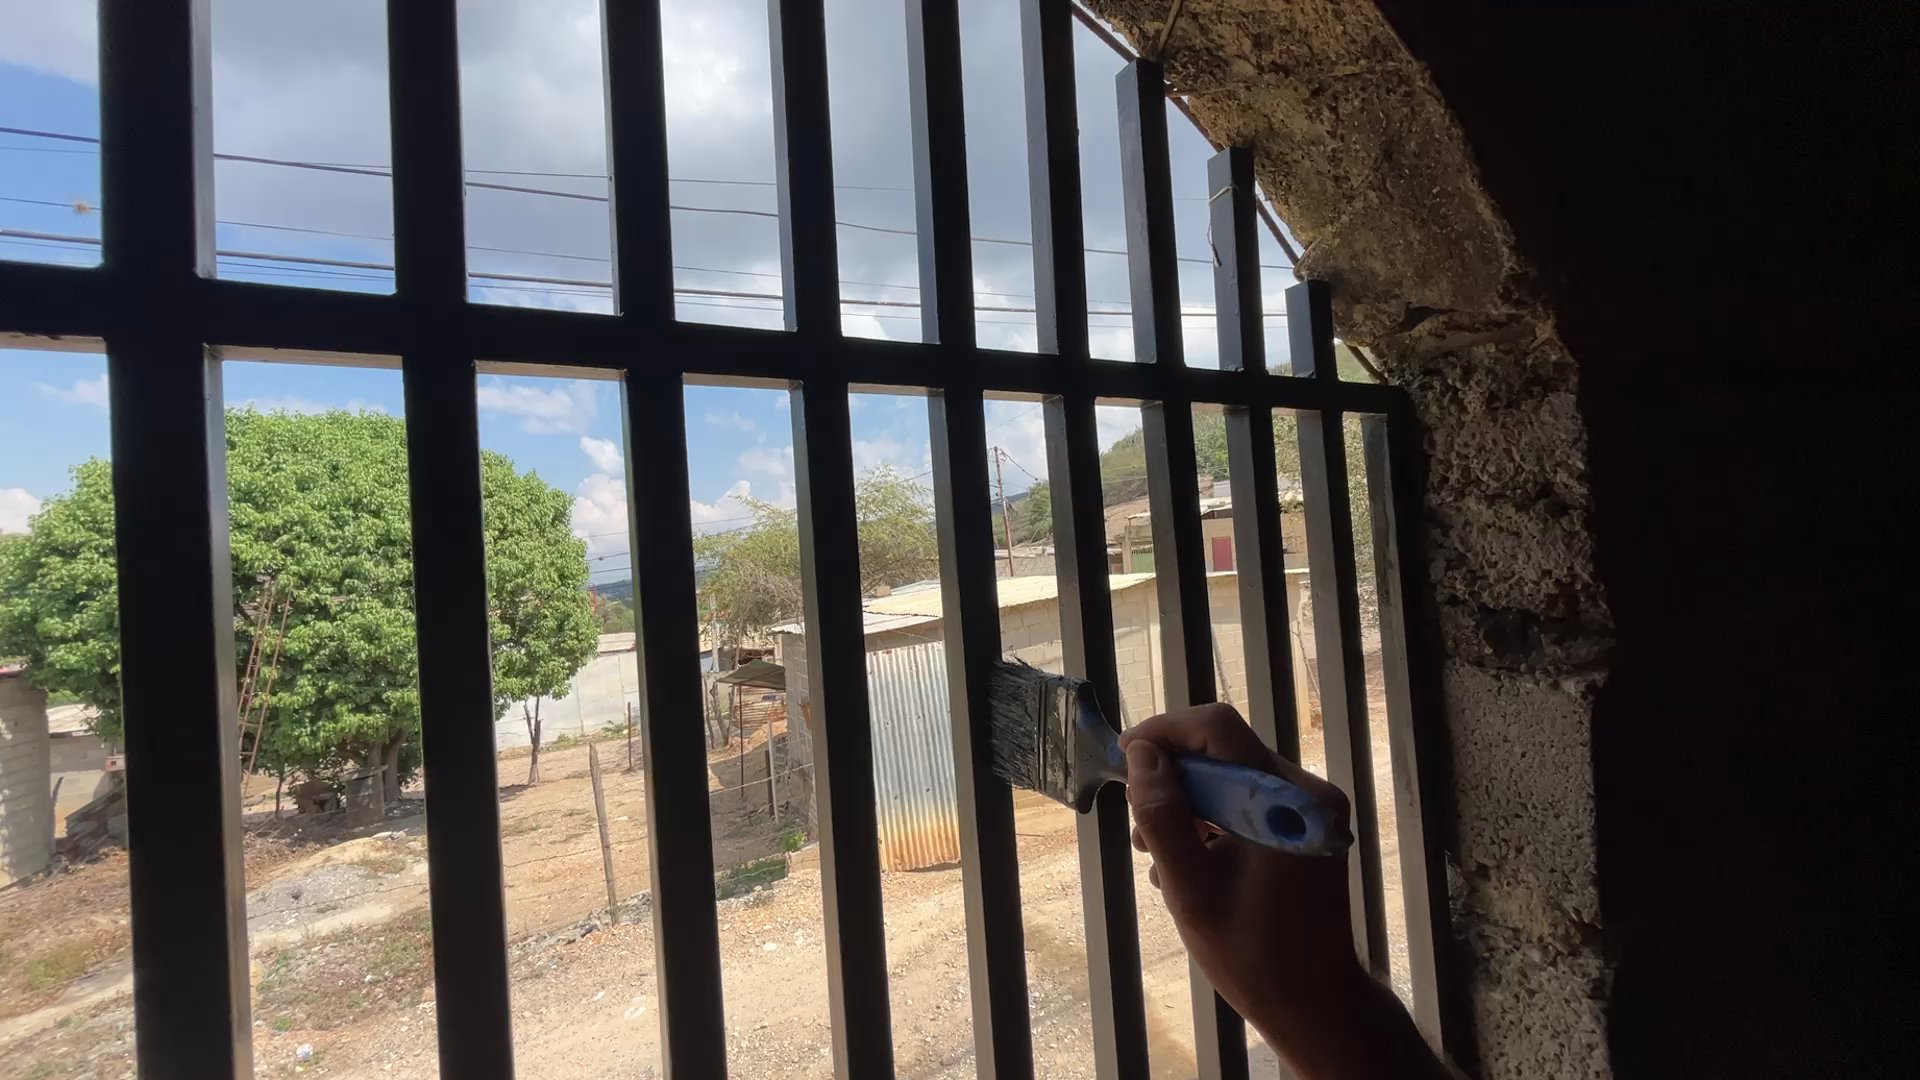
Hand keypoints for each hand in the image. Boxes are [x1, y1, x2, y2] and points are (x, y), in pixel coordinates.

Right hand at [1119, 705, 1363, 1045]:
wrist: (1317, 1004)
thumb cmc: (1253, 956)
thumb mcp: (1191, 891)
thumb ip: (1163, 817)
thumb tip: (1140, 754)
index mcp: (1286, 802)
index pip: (1217, 728)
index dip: (1164, 730)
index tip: (1126, 756)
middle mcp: (1305, 790)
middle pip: (1220, 748)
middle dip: (1170, 776)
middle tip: (1139, 824)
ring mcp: (1307, 805)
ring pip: (1227, 770)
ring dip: (1185, 799)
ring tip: (1156, 850)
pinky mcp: (1302, 819)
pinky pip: (1243, 792)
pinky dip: (1209, 813)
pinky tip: (1188, 855)